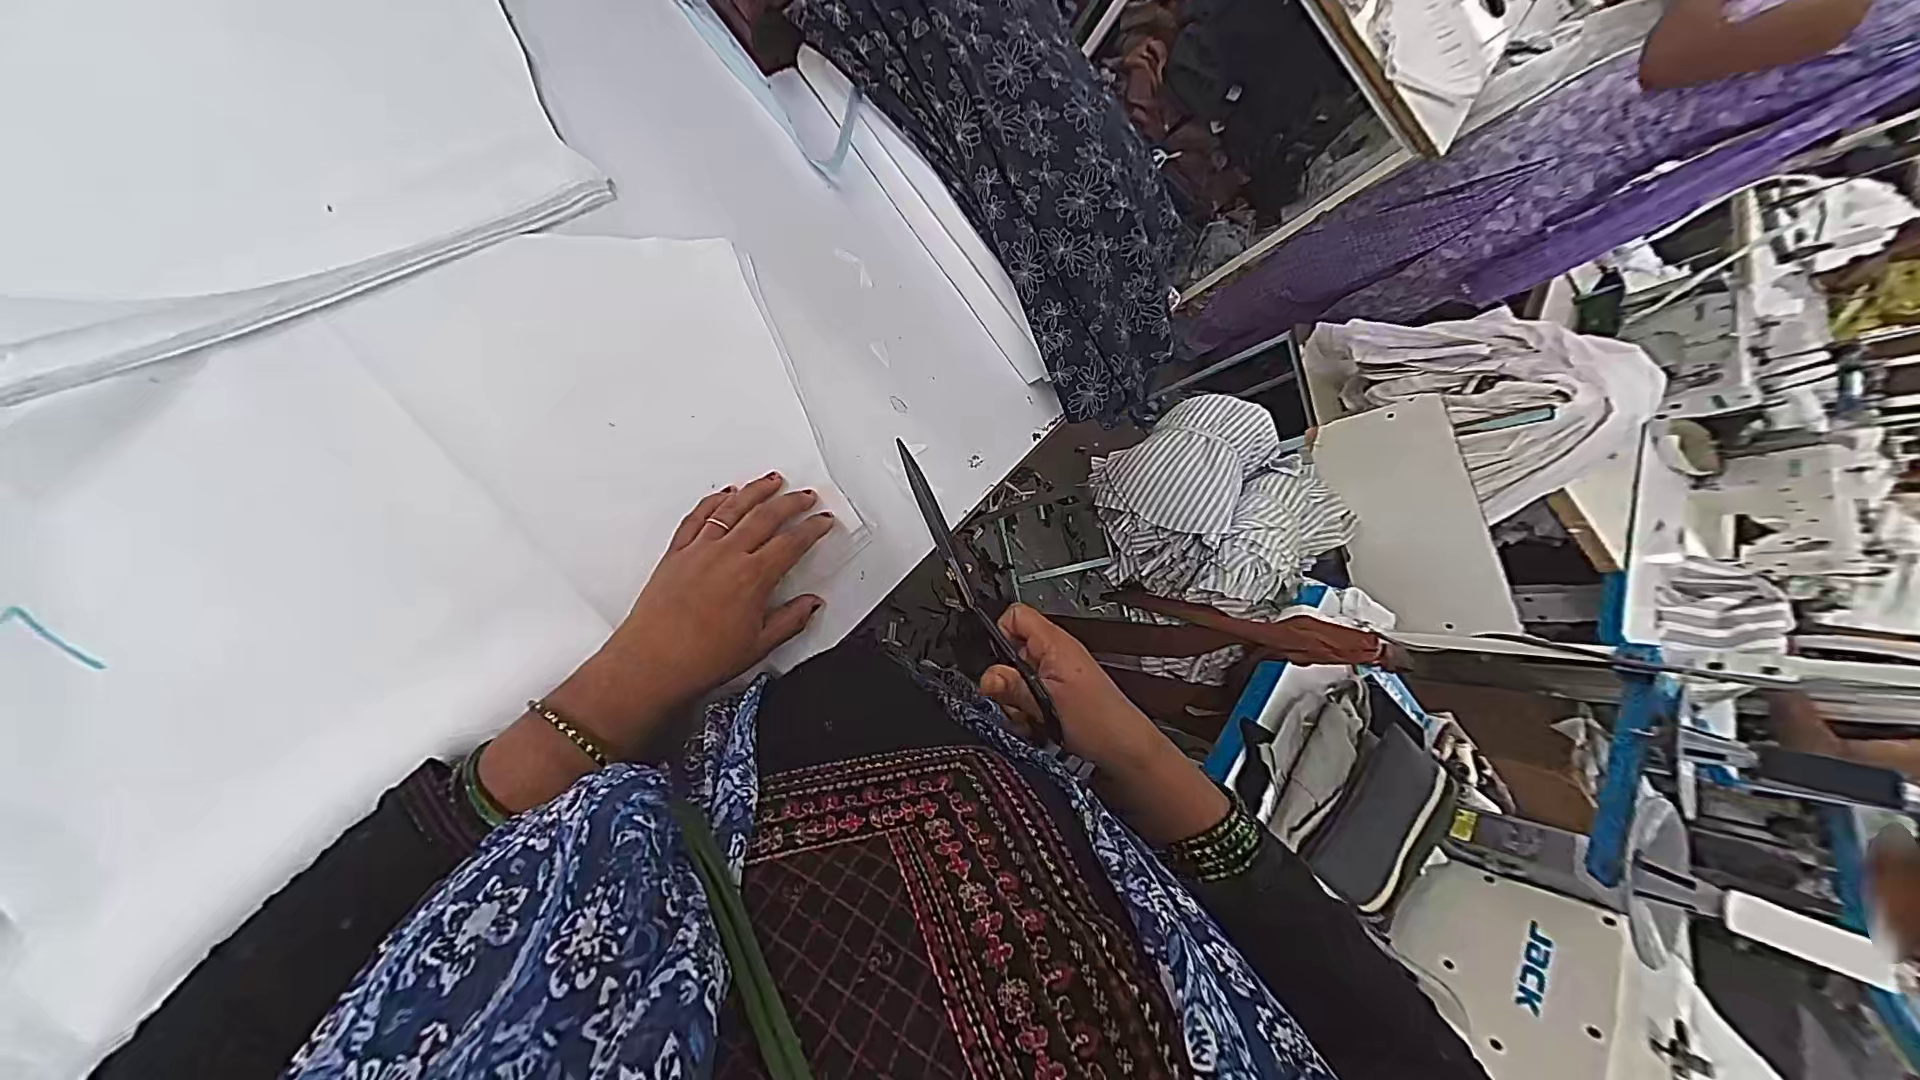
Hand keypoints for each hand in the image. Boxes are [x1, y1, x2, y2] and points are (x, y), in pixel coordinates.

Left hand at [547, 472, 835, 752]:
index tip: (822, 522)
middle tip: (805, 496)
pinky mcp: (675, 554)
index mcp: (752, 578)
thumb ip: (791, 620)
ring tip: (771, 481)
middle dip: (792, 502)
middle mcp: (726, 557)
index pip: (792, 542)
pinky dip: (713, 502)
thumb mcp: (760, 644)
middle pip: (766, 516)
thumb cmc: (699, 659)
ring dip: (756, 490)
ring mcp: (699, 551)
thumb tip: (810, 605)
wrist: (650, 665)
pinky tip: (724, 496)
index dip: (813, 528)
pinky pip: (697, 517)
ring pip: (733, 508)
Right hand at [979, 603, 1164, 772]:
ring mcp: (1056, 674)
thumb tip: (986, 677)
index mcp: (1054, 642)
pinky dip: (1026, 712)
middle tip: (1019, 700)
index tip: (999, 666)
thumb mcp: (1046, 703)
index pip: (1013, 616)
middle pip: (1009, 652)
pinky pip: (1027, 696)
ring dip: (1016, 702)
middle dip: (1006, 680)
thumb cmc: (1100, 722)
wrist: (1125, 749)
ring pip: (1016, 679)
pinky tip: (1038, 724)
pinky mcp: (1057, 694)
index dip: (999, 635)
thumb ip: (1012, 686)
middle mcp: (1055, 653)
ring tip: (1033, 716)